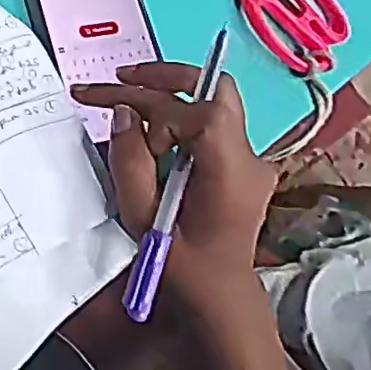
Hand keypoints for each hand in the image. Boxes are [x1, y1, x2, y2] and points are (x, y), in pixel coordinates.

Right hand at [70, 63, 276, 314]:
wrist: (219, 294)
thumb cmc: (179, 264)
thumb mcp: (142, 217)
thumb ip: (129, 161)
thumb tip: (123, 114)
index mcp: (231, 174)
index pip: (203, 114)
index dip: (161, 110)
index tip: (132, 131)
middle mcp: (250, 158)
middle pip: (215, 89)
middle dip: (165, 75)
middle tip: (120, 77)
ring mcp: (250, 158)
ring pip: (212, 99)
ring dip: (168, 88)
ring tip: (123, 90)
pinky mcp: (238, 162)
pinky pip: (208, 121)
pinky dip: (175, 110)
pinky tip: (144, 121)